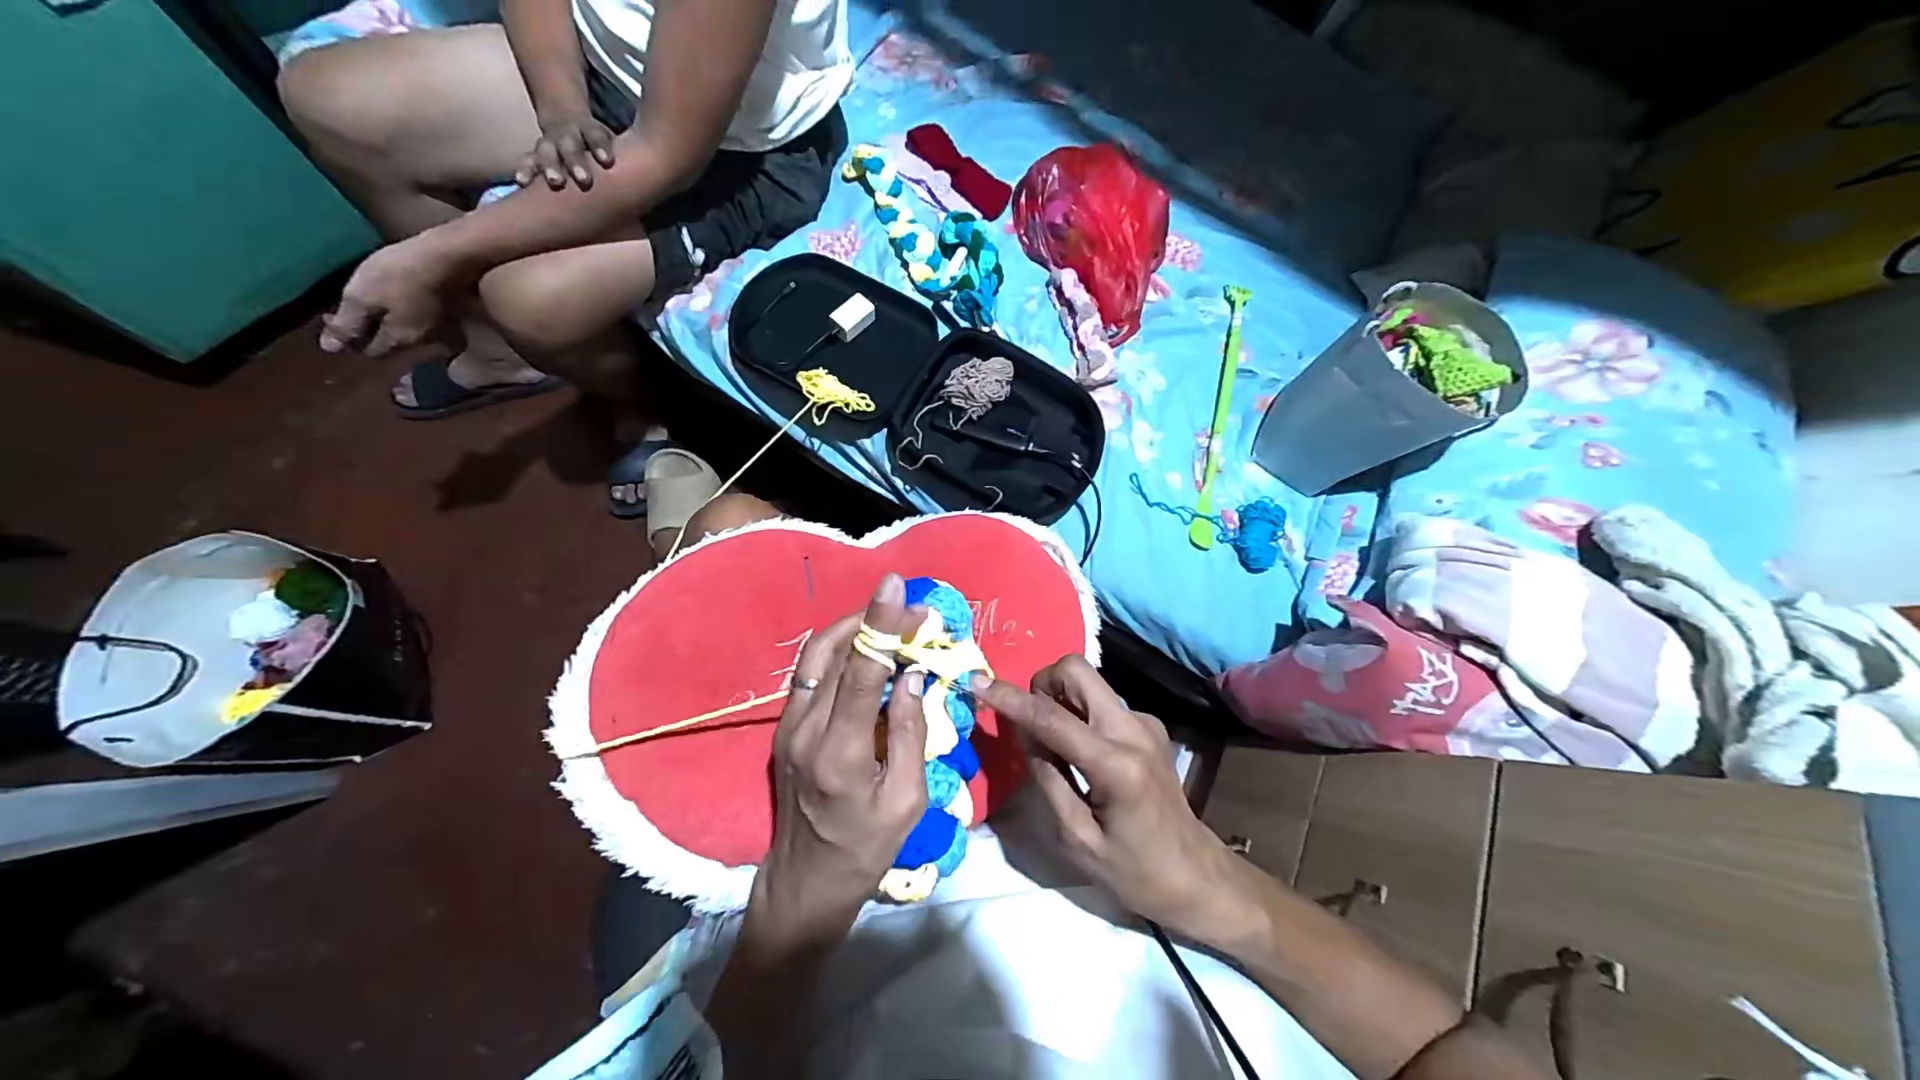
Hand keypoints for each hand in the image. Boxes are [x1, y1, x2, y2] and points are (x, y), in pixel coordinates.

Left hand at [318, 239, 448, 356]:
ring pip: (410, 332)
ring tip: (381, 303)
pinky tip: (405, 299)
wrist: (445, 258)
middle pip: (394, 344)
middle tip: (357, 308)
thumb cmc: (397, 276)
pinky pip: (424, 321)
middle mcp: (424, 342)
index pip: (372, 352)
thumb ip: (347, 323)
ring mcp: (441, 329)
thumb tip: (331, 348)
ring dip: (394, 323)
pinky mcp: (451, 314)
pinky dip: (410, 314)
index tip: (333, 315)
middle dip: (375, 331)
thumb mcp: (361, 297)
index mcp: (400, 340)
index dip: (350, 338)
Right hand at [516, 112, 615, 190]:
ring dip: (550, 167)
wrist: (566, 120)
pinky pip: (528, 161)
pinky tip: (522, 183)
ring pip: (547, 153)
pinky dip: (526, 171)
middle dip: (575, 162)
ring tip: (555, 182)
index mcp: (589, 131)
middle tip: (584, 180)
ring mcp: (549, 144)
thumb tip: (662, 168)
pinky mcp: (536, 154)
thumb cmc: (597, 142)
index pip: (595, 136)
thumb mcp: (611, 140)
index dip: (600, 146)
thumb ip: (622, 151)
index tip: (607, 161)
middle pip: (570, 146)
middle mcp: (567, 136)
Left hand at [750, 574, 929, 942]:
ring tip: (887, 618)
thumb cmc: (865, 849)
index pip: (861, 672)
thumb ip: (910, 733)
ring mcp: (788, 727)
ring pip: (817, 657)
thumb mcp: (907, 801)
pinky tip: (862, 648)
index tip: (897, 587)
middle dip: (876, 621)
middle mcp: (806, 730)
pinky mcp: (783, 728)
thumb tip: (913, 675)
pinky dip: (838, 650)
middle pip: (837, 654)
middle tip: (913, 610)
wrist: (804, 882)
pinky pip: (810, 674)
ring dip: (851, 628)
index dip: (880, 624)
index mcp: (840, 752)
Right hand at [972, 656, 1252, 941]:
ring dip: (1059, 699)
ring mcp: (1144, 722)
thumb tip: (1025, 734)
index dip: (1009, 698)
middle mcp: (1133, 729)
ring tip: (1052, 747)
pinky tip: (1079, 754)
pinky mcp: (1147, 725)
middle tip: (1029, 723)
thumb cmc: (1135, 871)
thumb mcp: (1077, 839)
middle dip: (1042, 683)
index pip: (1051, 717)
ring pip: (1087, 682)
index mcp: (1116, 765)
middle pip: (1077, 670)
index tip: (976, 681)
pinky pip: (1099, 702)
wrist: (1198, 875)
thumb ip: (1047, 779)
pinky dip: (1077, 714)